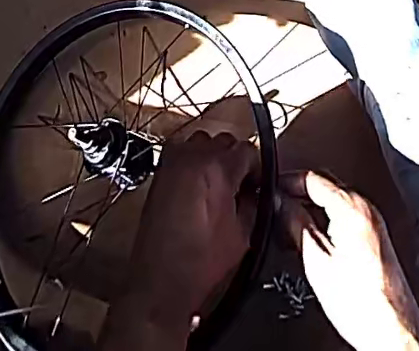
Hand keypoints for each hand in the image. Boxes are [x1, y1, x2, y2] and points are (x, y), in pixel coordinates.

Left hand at [101, 129, 257, 350]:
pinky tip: (197, 183)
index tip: (258, 182)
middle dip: (235, 160)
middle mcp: (195, 155)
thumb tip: (255, 191)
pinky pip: (183, 150)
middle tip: (241, 184)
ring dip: (213, 157)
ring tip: (217, 183)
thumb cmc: (200, 261)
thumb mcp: (241, 235)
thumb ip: (253, 204)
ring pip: (203, 141)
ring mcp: (175, 159)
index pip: (247, 150)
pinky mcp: (161, 168)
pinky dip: (192, 159)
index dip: (257, 167)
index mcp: (219, 169)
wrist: (161, 277)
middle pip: (225, 141)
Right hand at [281, 171, 418, 350]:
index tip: (271, 190)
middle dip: (298, 191)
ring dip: (312, 205)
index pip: (312, 177)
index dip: (286, 181)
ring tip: (291, 222)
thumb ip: (294, 223)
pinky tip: (313, 236)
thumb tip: (279, 204)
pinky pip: (345, 214)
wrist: (394, 336)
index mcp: (352, 207)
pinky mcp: (377, 238)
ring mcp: (374, 222)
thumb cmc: (363, 306)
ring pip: (335, 198)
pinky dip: (327, 217)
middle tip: (277, 204)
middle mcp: (367, 209)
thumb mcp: (316, 261)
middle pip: (325, 183)